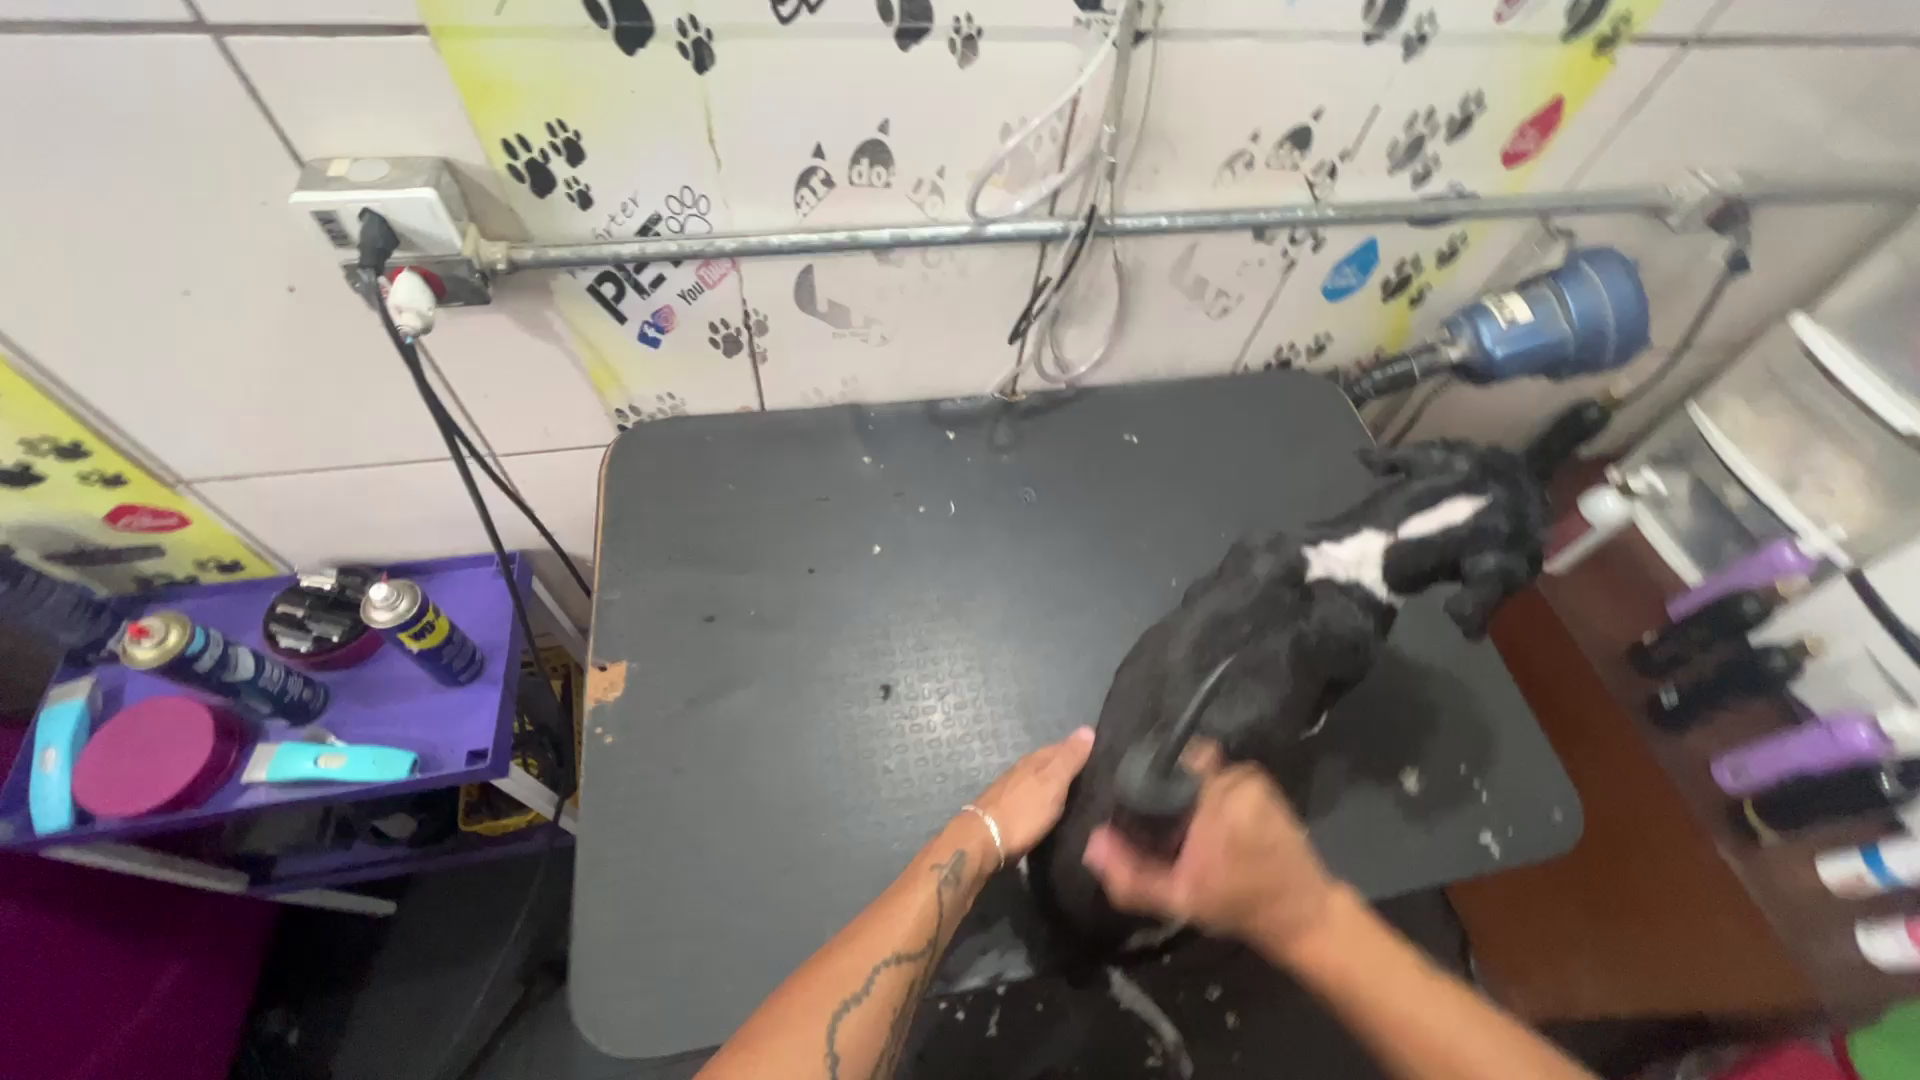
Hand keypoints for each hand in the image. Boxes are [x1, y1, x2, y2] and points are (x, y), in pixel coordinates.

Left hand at [966, 727, 1095, 858]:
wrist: (986, 839)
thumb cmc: (1024, 810)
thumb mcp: (1053, 782)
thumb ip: (1069, 758)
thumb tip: (1087, 729)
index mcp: (1035, 759)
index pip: (1063, 746)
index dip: (1082, 749)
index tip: (1104, 757)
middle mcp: (1024, 769)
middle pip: (1052, 763)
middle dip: (1071, 768)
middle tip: (1098, 781)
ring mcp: (1015, 789)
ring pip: (1043, 781)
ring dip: (1059, 786)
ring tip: (1082, 797)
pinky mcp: (1011, 809)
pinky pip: (1036, 798)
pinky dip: (1048, 801)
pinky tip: (1056, 811)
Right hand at [1080, 744, 1338, 948]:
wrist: (1302, 914)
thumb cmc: (1237, 906)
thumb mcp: (1177, 899)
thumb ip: (1131, 874)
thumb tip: (1092, 843)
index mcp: (1214, 801)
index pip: (1168, 763)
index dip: (1150, 778)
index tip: (1141, 802)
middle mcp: (1236, 780)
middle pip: (1184, 766)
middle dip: (1173, 789)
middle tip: (1167, 821)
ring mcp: (1255, 780)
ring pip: (1205, 770)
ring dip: (1195, 791)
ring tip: (1193, 823)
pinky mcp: (1267, 784)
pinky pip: (1226, 776)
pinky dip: (1216, 793)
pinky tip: (1217, 822)